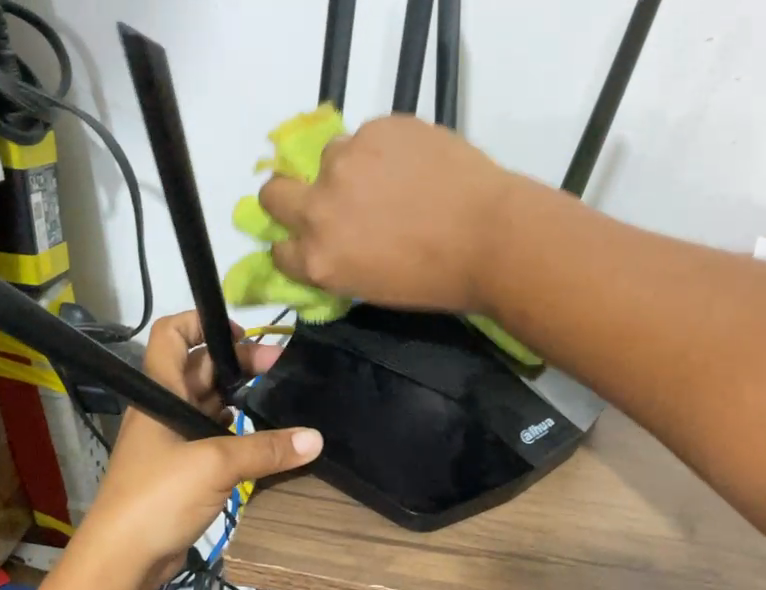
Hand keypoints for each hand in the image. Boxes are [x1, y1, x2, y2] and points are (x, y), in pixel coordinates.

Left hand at [73, 312, 322, 580]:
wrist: (124, 557)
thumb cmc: (158, 496)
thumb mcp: (215, 465)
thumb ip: (266, 449)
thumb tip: (316, 439)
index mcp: (158, 392)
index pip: (172, 335)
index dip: (202, 324)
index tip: (242, 335)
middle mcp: (162, 410)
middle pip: (199, 370)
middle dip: (238, 365)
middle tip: (282, 371)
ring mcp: (170, 443)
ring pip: (207, 407)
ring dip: (239, 401)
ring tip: (279, 402)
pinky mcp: (180, 473)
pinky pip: (211, 441)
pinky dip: (235, 435)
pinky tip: (261, 441)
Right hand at [258, 115, 525, 311]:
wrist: (490, 237)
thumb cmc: (436, 280)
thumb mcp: (371, 287)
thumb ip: (338, 262)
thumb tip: (332, 243)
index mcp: (318, 259)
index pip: (278, 250)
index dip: (294, 244)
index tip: (312, 241)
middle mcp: (319, 208)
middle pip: (274, 193)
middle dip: (289, 197)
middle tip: (328, 201)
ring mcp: (347, 160)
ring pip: (329, 156)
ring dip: (348, 168)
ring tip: (392, 182)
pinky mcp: (379, 127)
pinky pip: (369, 135)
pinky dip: (385, 149)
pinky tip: (417, 166)